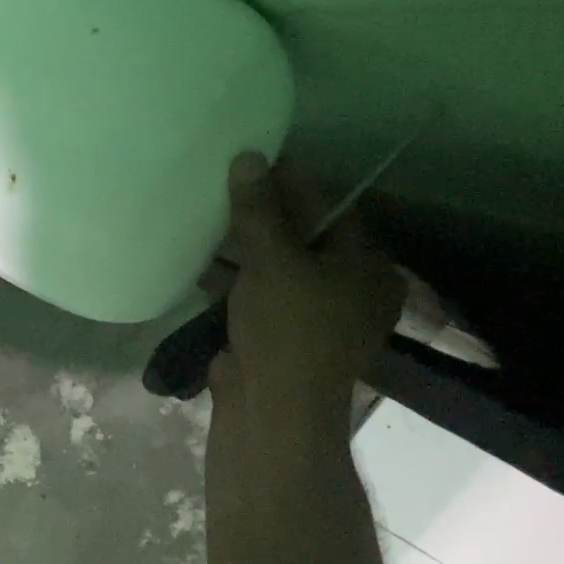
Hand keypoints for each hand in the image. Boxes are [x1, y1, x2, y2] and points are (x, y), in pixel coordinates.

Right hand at [209, 152, 404, 431]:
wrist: (272, 407)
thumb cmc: (287, 328)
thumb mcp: (272, 261)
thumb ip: (258, 210)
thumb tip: (249, 156)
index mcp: (365, 266)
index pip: (329, 207)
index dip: (290, 180)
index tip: (252, 156)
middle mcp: (348, 286)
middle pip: (302, 234)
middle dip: (262, 210)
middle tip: (221, 181)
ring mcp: (314, 312)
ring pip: (276, 262)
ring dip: (243, 242)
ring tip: (204, 212)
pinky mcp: (281, 331)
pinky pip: (257, 289)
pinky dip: (233, 274)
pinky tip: (198, 256)